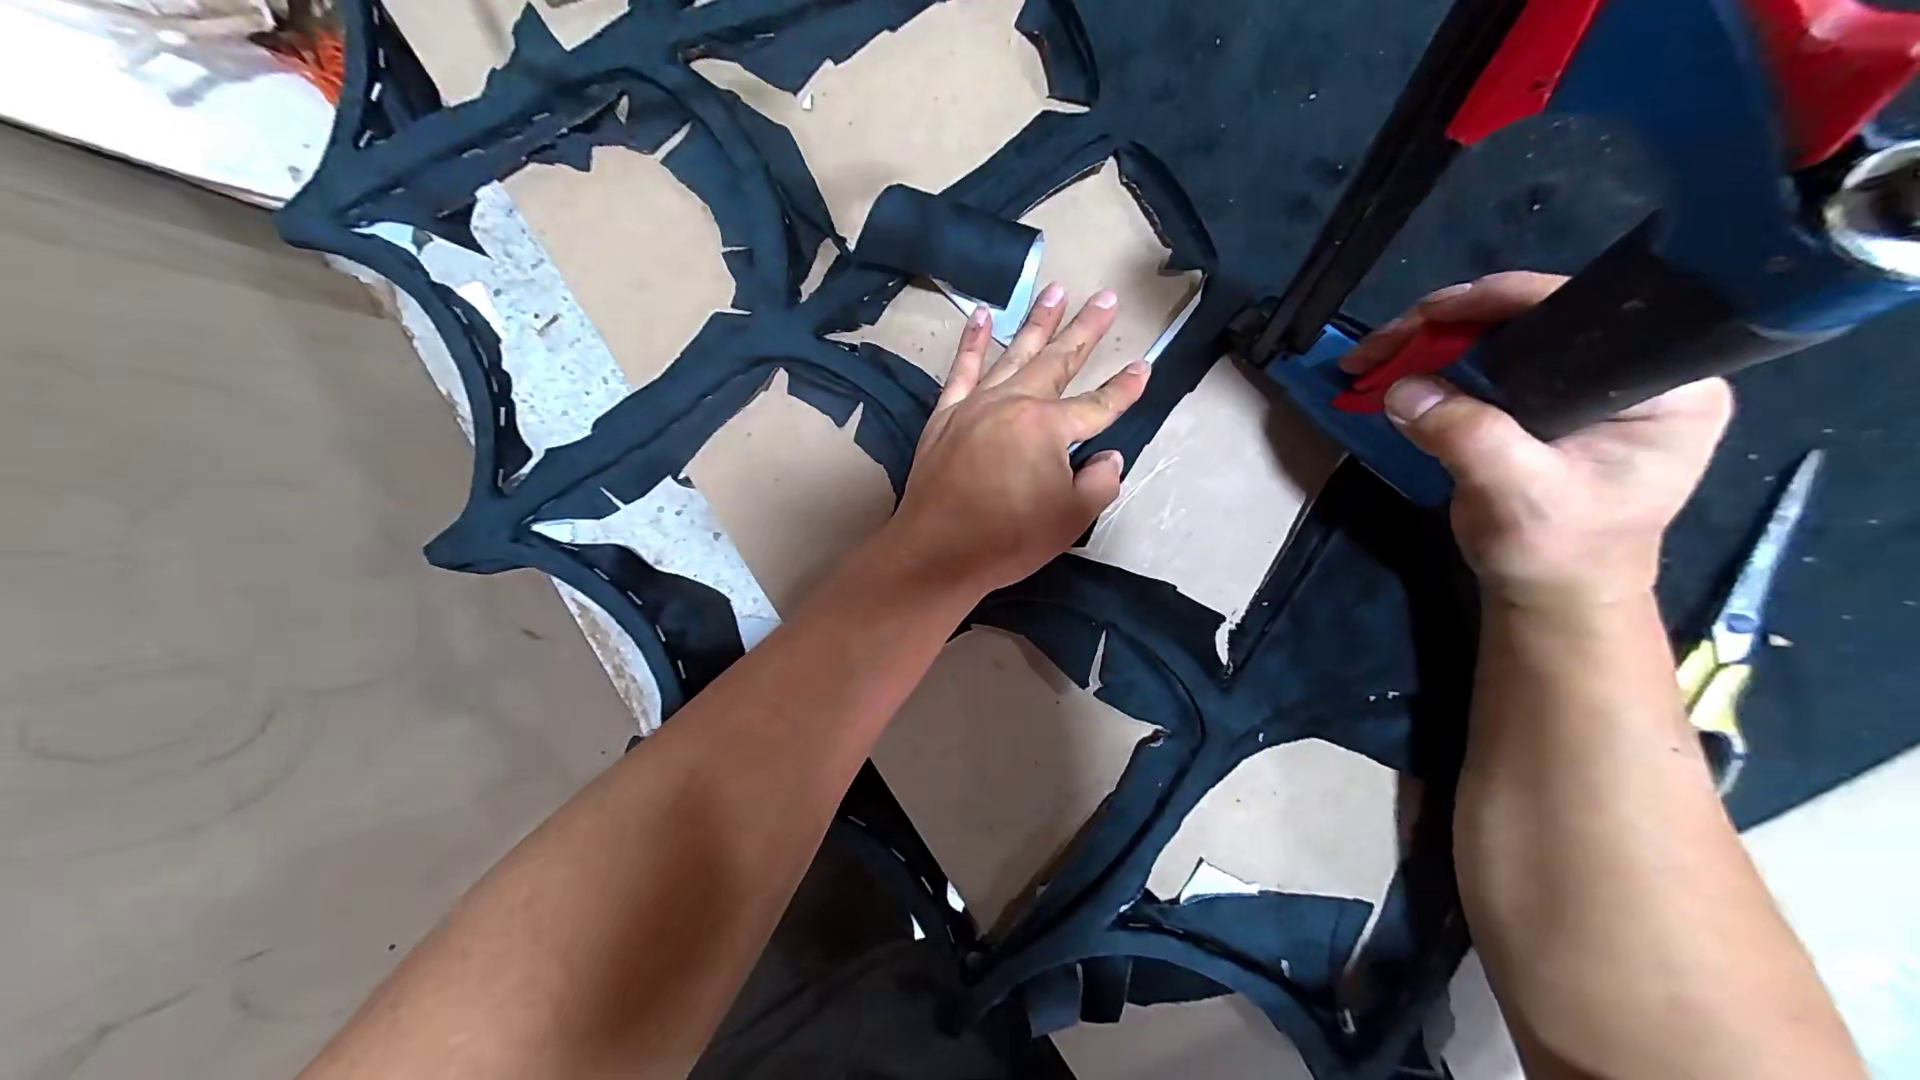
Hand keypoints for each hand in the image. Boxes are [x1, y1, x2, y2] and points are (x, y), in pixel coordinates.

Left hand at [879, 284, 1149, 596]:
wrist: (937, 551)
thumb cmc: (1007, 539)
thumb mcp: (1071, 519)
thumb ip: (1099, 482)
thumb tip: (1107, 456)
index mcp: (1048, 427)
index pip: (1098, 404)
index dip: (1125, 389)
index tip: (1144, 367)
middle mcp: (1013, 404)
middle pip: (1058, 361)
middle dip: (1086, 329)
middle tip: (1106, 298)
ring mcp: (976, 405)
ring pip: (1013, 353)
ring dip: (1038, 322)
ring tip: (1057, 290)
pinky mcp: (945, 415)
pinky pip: (962, 368)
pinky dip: (971, 341)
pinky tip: (981, 315)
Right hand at [1343, 272, 1732, 607]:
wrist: (1550, 594)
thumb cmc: (1558, 551)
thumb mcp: (1519, 494)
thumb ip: (1467, 436)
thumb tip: (1399, 389)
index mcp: (1658, 382)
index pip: (1580, 313)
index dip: (1499, 304)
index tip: (1429, 315)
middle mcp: (1619, 371)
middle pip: (1525, 322)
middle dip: (1443, 328)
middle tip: (1379, 345)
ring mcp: (1572, 387)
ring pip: (1493, 344)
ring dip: (1426, 348)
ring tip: (1371, 359)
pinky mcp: (1533, 405)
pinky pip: (1478, 372)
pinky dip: (1429, 372)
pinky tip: (1391, 376)